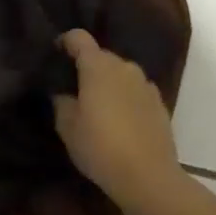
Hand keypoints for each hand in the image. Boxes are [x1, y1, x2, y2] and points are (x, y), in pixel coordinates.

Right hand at [53, 29, 179, 201]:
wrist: (149, 177)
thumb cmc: (101, 148)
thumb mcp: (68, 128)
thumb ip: (61, 102)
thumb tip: (63, 93)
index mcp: (98, 66)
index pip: (79, 37)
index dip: (65, 42)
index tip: (55, 55)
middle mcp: (124, 67)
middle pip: (101, 56)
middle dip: (86, 67)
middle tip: (74, 91)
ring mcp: (145, 84)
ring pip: (120, 74)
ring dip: (108, 83)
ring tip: (98, 108)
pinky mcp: (160, 103)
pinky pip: (136, 91)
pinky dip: (125, 98)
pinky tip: (121, 122)